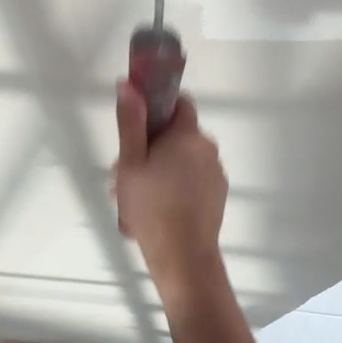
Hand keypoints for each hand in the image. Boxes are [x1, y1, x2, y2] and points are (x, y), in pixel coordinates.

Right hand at [112, 81, 227, 284]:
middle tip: (124, 172)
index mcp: (188, 136)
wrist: (182, 257)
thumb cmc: (151, 206)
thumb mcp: (130, 162)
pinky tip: (154, 208)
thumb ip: (130, 122)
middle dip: (150, 146)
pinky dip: (174, 185)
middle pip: (177, 134)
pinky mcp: (216, 196)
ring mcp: (216, 174)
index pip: (178, 103)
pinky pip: (191, 179)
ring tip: (133, 196)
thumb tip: (128, 85)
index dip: (156, 108)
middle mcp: (208, 149)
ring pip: (182, 159)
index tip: (136, 127)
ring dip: (159, 167)